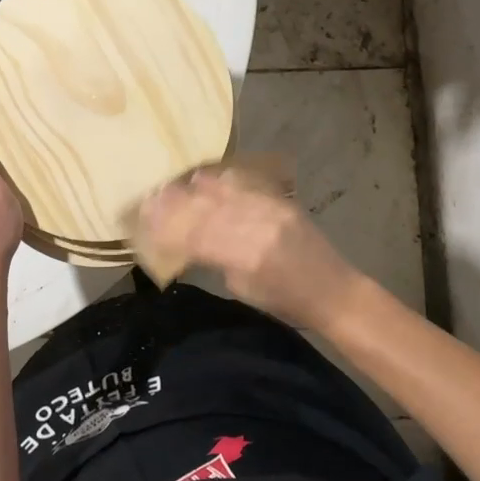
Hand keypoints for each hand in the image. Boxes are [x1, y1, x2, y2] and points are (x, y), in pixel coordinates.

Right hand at [139, 167, 364, 329]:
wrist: (334, 292)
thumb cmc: (285, 303)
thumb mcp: (242, 288)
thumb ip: (216, 260)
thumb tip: (188, 241)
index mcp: (246, 257)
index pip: (197, 237)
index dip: (168, 228)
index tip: (145, 221)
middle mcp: (257, 227)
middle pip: (206, 210)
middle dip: (174, 204)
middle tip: (149, 198)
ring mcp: (271, 209)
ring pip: (222, 193)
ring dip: (192, 189)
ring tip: (168, 185)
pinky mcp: (280, 201)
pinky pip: (244, 185)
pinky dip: (220, 180)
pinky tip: (201, 177)